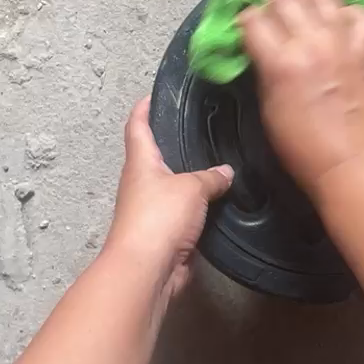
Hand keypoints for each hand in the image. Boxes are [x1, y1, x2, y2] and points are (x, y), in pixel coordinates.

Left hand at [104, 99, 233, 300]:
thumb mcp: (191, 187)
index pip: (137, 126)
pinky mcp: (167, 233)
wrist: (148, 270)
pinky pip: (187, 211)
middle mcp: (143, 182)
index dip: (144, 108)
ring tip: (221, 159)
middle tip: (204, 125)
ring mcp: (153, 209)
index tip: (154, 93)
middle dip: (176, 141)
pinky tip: (222, 199)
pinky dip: (201, 205)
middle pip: (157, 154)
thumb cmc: (159, 217)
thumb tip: (226, 172)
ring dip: (192, 176)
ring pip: (175, 185)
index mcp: (141, 162)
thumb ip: (211, 177)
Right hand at [238, 0, 363, 198]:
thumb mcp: (267, 108)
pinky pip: (358, 12)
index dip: (244, 20)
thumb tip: (260, 49)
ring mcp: (342, 41)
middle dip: (271, 5)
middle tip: (271, 18)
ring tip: (302, 11)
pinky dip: (345, 12)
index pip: (253, 19)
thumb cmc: (302, 148)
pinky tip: (337, 22)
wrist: (352, 164)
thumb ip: (263, 70)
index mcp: (281, 62)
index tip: (245, 28)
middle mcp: (311, 42)